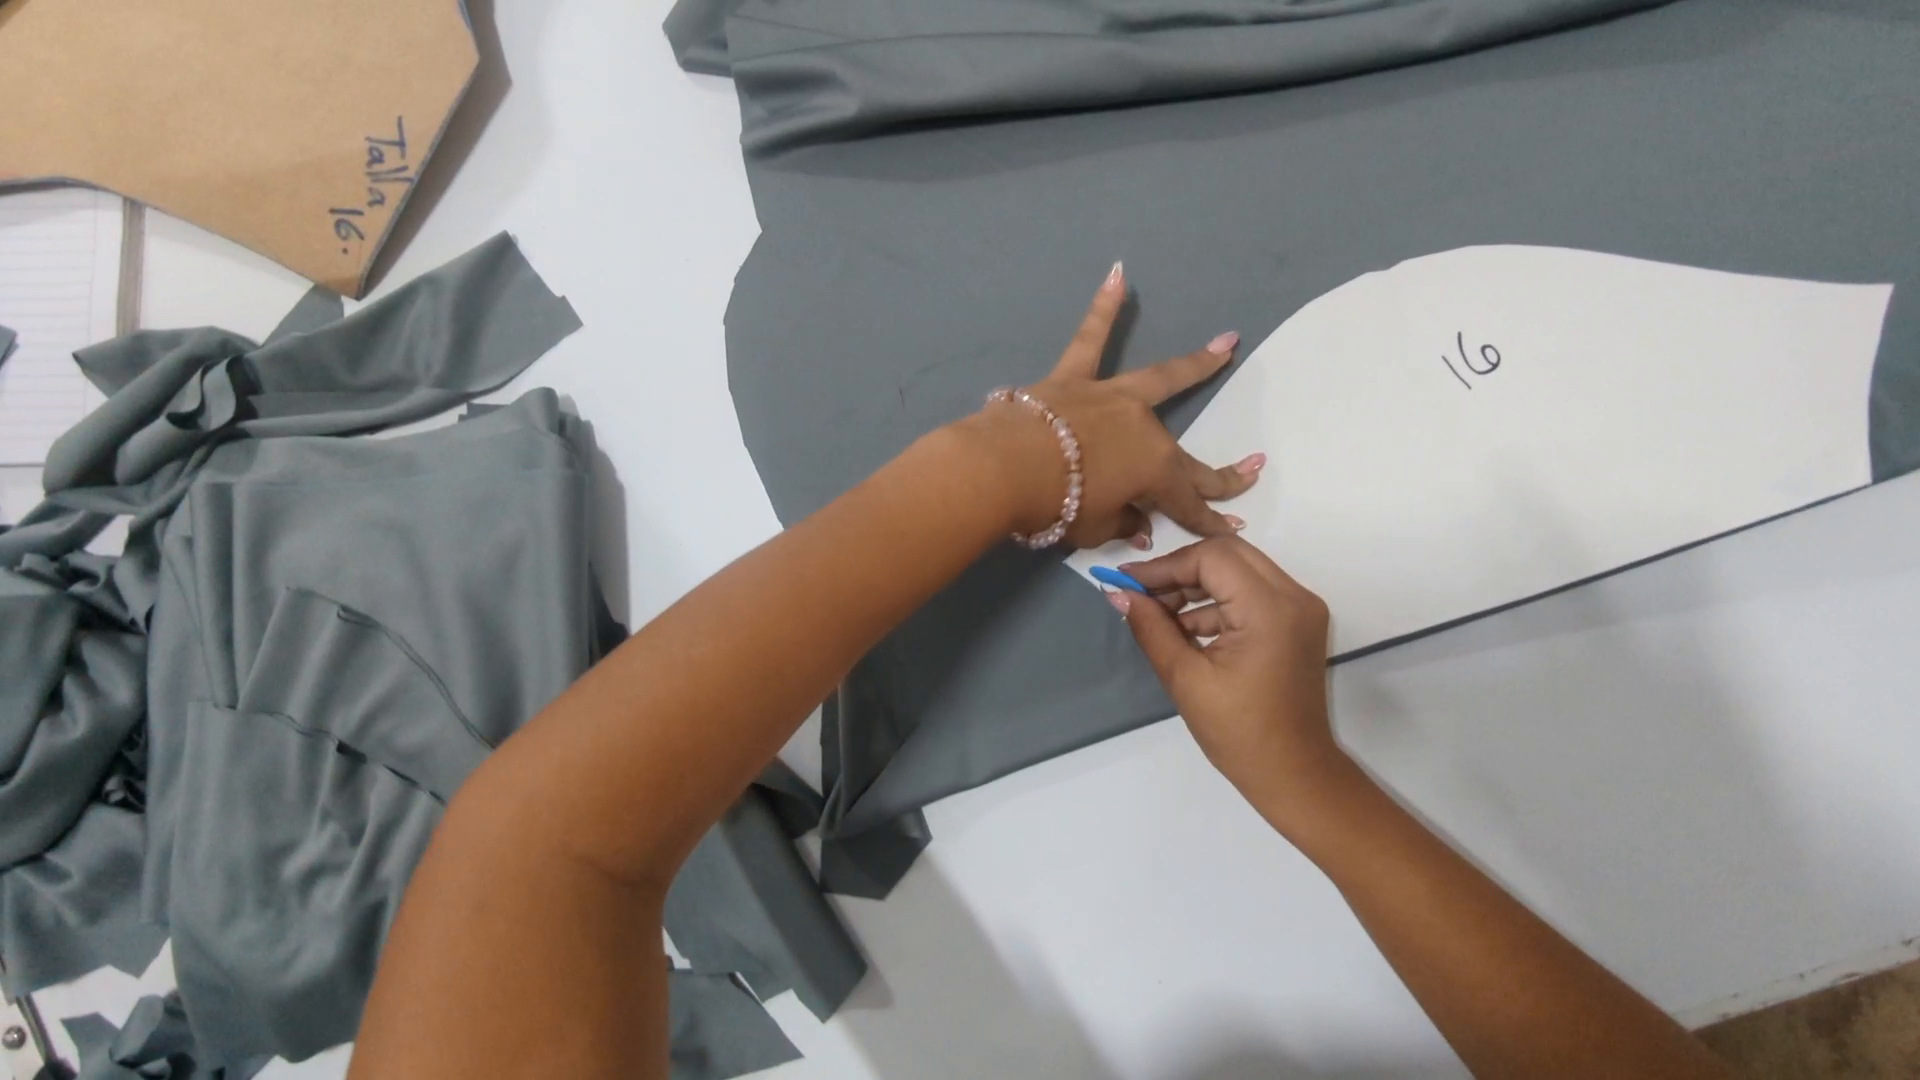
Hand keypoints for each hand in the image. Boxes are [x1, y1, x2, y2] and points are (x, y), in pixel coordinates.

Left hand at [966, 262, 1264, 548]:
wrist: (1006, 469)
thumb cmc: (1057, 507)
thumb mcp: (1095, 529)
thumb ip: (1122, 523)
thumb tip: (1139, 523)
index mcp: (1154, 472)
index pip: (1189, 504)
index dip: (1210, 522)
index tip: (1233, 529)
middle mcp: (1143, 428)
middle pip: (1183, 457)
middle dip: (1220, 474)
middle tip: (1254, 468)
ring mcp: (1111, 398)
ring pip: (1158, 379)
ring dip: (1195, 364)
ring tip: (1224, 344)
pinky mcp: (1072, 380)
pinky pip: (1089, 340)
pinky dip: (1104, 308)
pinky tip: (1118, 275)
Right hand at [1112, 536, 1347, 829]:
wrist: (1294, 773)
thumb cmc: (1238, 732)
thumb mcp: (1185, 678)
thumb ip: (1151, 628)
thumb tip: (1118, 594)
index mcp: (1270, 609)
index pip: (1212, 558)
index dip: (1165, 566)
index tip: (1128, 582)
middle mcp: (1294, 597)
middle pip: (1228, 554)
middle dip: (1181, 568)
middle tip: (1143, 591)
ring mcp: (1300, 608)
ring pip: (1240, 569)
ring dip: (1197, 584)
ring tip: (1158, 612)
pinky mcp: (1297, 622)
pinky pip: (1251, 592)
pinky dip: (1216, 601)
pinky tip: (1183, 626)